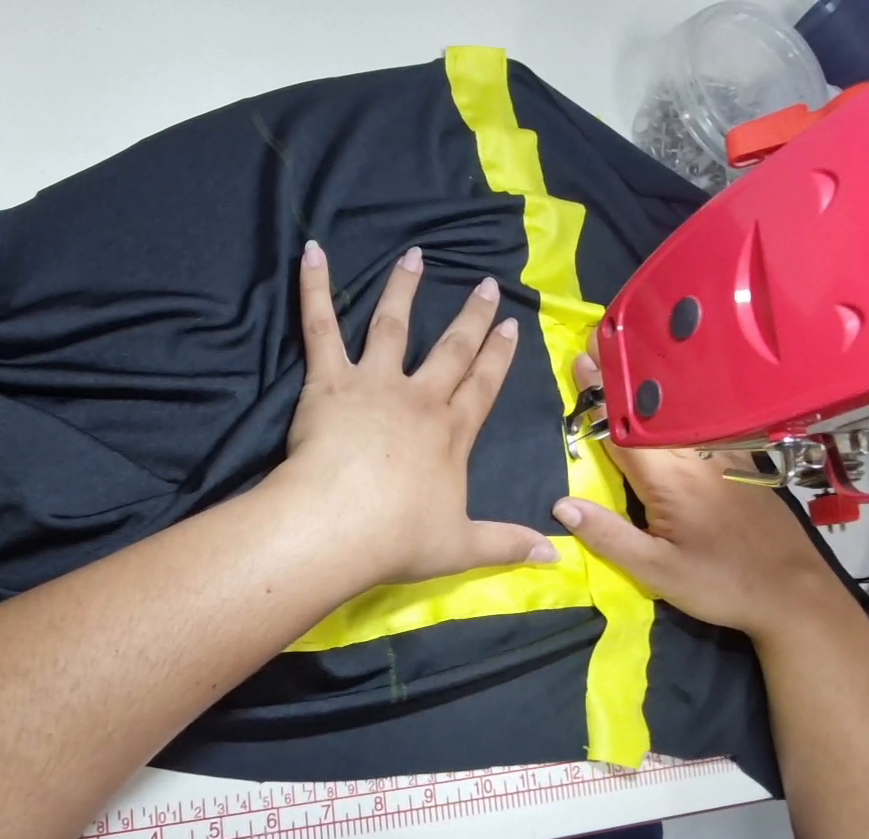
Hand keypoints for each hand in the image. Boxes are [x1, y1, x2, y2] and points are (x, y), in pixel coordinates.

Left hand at [273, 241, 556, 585]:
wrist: (341, 524)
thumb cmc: (399, 537)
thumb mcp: (461, 547)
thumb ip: (506, 544)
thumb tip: (555, 555)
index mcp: (452, 433)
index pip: (483, 387)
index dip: (498, 357)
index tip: (511, 326)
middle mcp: (419, 398)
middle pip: (450, 350)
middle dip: (471, 318)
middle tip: (486, 285)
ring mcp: (374, 384)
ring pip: (392, 326)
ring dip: (404, 289)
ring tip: (414, 255)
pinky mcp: (329, 381)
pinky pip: (320, 327)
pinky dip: (315, 288)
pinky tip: (312, 253)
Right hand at [550, 355, 849, 641]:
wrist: (794, 593)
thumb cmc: (722, 584)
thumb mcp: (657, 572)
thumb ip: (608, 536)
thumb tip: (561, 505)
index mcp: (671, 479)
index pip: (623, 428)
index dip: (598, 395)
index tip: (580, 361)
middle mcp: (698, 455)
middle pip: (652, 406)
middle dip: (623, 372)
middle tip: (597, 341)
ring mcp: (725, 453)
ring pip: (681, 407)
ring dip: (651, 379)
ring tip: (628, 351)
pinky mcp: (742, 460)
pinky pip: (704, 419)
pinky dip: (682, 397)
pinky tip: (674, 387)